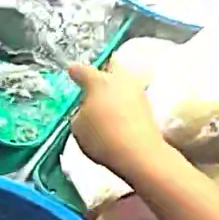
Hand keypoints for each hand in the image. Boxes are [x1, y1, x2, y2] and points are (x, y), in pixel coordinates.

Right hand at [69, 63, 169, 177]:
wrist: (139, 153)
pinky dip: (122, 101)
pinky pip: (129, 97)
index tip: (71, 72)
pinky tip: (116, 113)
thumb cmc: (102, 137)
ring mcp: (137, 91)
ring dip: (114, 87)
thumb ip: (79, 112)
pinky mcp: (147, 106)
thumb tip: (86, 109)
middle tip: (93, 81)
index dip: (74, 72)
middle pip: (111, 65)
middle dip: (102, 70)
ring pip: (123, 81)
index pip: (82, 70)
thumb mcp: (78, 126)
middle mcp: (120, 80)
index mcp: (99, 81)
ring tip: (104, 101)